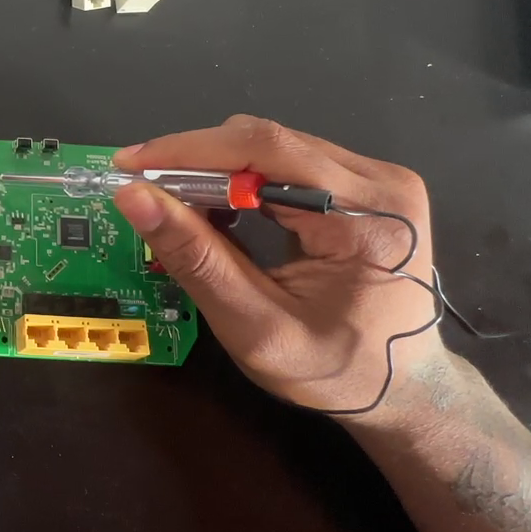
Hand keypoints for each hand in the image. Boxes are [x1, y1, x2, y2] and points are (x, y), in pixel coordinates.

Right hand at [111, 116, 444, 414]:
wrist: (403, 390)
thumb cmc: (332, 369)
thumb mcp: (252, 324)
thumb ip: (195, 258)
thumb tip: (132, 197)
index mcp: (366, 216)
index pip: (264, 151)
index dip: (188, 151)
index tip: (127, 165)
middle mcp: (379, 181)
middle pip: (265, 141)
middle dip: (194, 162)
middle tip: (143, 193)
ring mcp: (374, 179)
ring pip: (269, 146)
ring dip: (212, 172)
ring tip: (177, 210)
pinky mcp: (361, 185)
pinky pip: (282, 162)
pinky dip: (236, 181)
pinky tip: (217, 213)